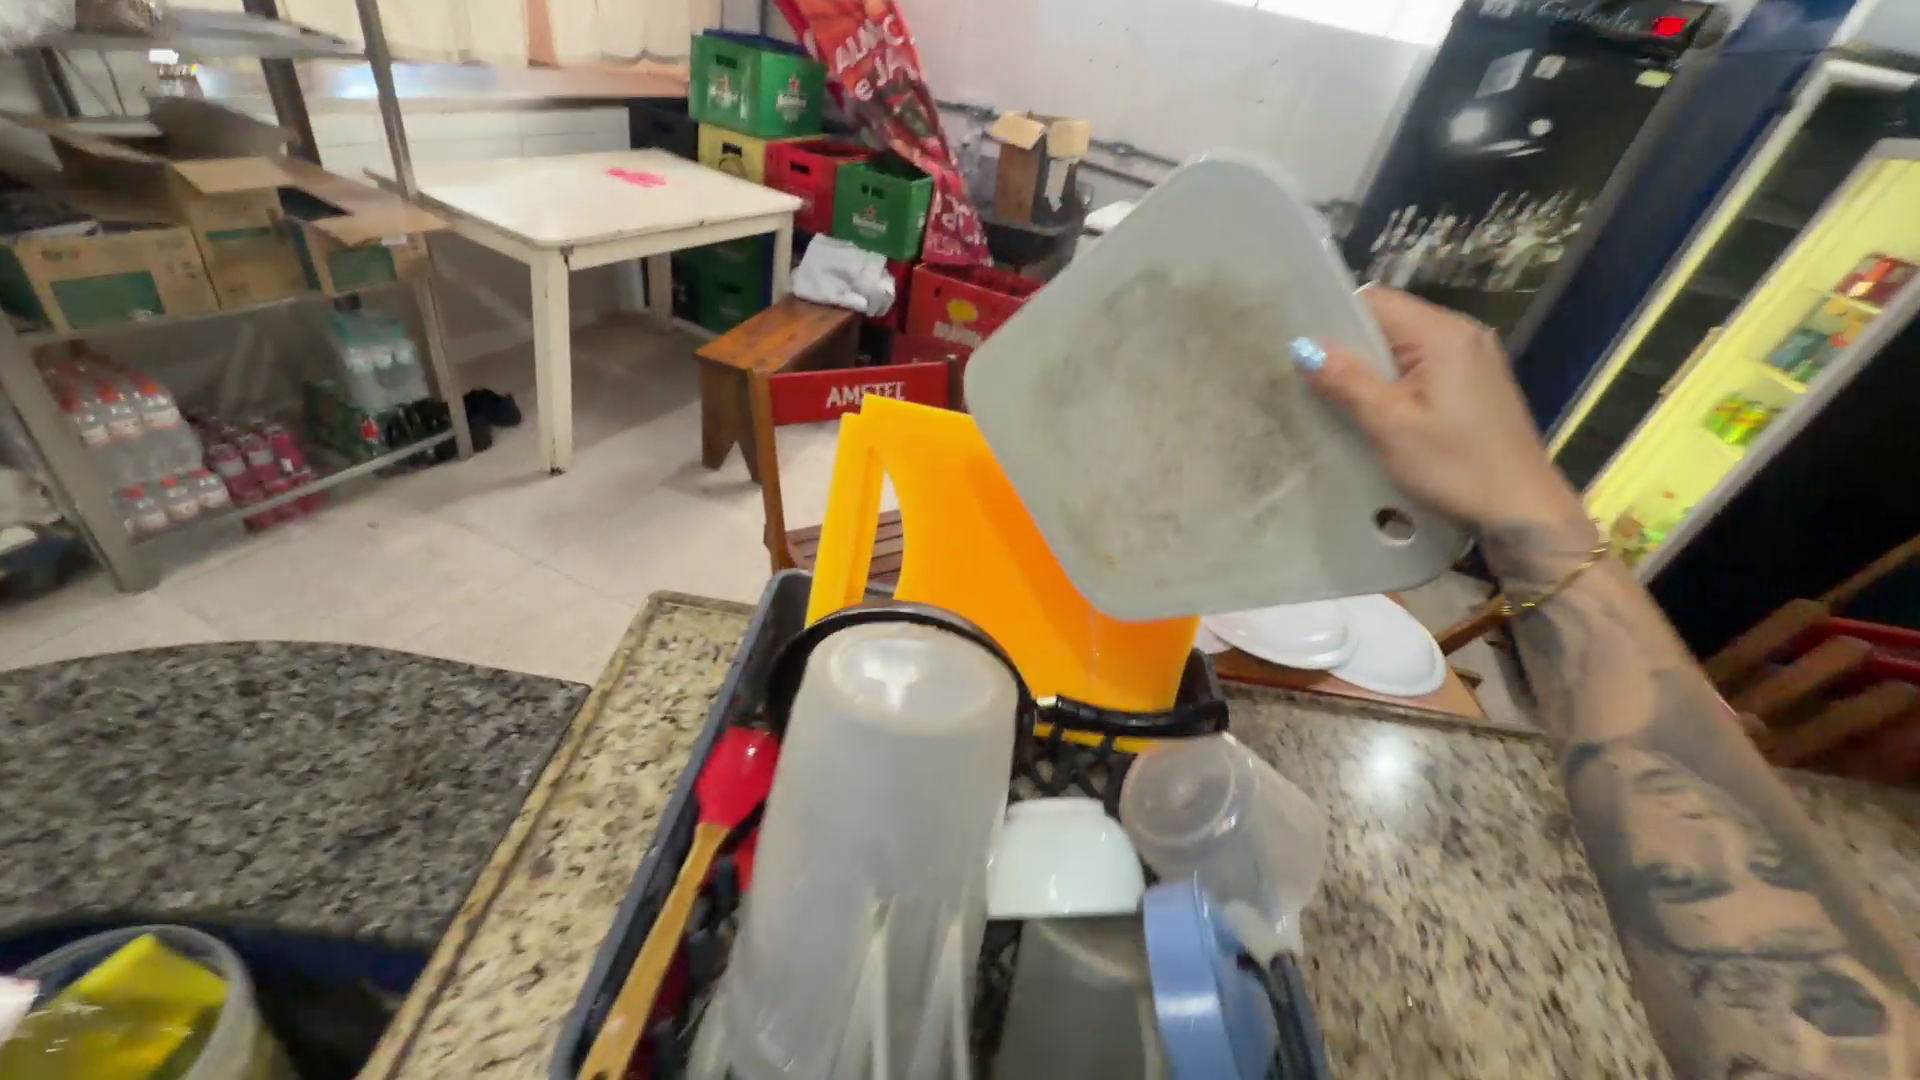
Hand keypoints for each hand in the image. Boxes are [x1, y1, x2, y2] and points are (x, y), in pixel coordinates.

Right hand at [1298, 286, 1585, 533]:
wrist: (1520, 509)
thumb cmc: (1453, 466)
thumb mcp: (1389, 425)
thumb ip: (1347, 380)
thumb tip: (1304, 347)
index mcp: (1443, 335)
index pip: (1376, 301)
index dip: (1335, 321)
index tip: (1306, 353)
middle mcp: (1463, 334)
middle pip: (1390, 320)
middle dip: (1351, 347)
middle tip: (1317, 382)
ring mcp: (1473, 358)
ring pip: (1403, 345)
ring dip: (1370, 367)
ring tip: (1342, 400)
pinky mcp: (1474, 383)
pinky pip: (1421, 366)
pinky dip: (1393, 381)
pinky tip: (1379, 412)